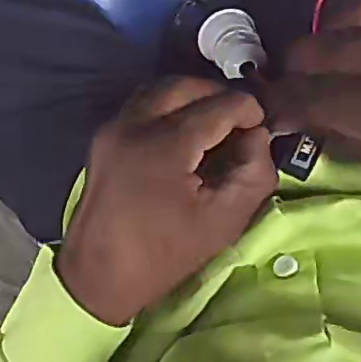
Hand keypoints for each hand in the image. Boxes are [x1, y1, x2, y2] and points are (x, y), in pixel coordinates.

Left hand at [57, 77, 277, 325]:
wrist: (98, 276)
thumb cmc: (164, 254)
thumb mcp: (225, 220)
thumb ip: (254, 171)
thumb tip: (257, 137)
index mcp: (163, 143)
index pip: (218, 105)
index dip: (248, 110)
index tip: (261, 127)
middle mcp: (132, 124)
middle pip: (183, 85)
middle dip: (217, 95)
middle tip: (240, 120)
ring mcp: (112, 129)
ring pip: (157, 90)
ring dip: (190, 97)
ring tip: (214, 125)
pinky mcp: (102, 139)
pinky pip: (140, 106)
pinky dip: (167, 107)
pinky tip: (184, 134)